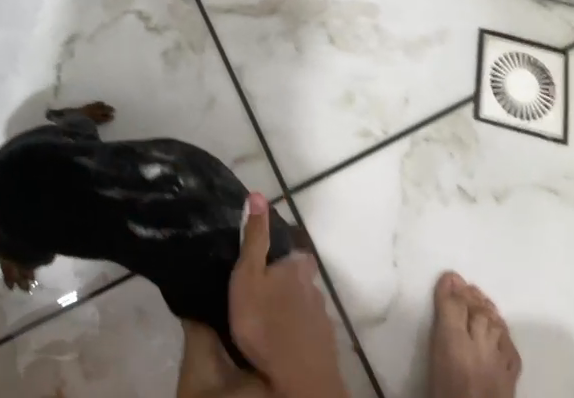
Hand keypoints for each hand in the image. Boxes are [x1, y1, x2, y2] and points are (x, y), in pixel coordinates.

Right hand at [229, 194, 347, 397]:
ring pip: (304, 302)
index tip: (260, 262)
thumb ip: (254, 237)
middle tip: (260, 291)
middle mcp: (314, 286)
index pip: (290, 248)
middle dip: (284, 280)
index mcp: (296, 266)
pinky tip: (284, 338)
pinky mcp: (325, 343)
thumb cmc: (265, 323)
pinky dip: (297, 329)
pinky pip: (308, 328)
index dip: (277, 252)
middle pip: (298, 275)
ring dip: (290, 306)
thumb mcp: (248, 275)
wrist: (299, 379)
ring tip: (269, 316)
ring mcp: (322, 316)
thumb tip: (257, 194)